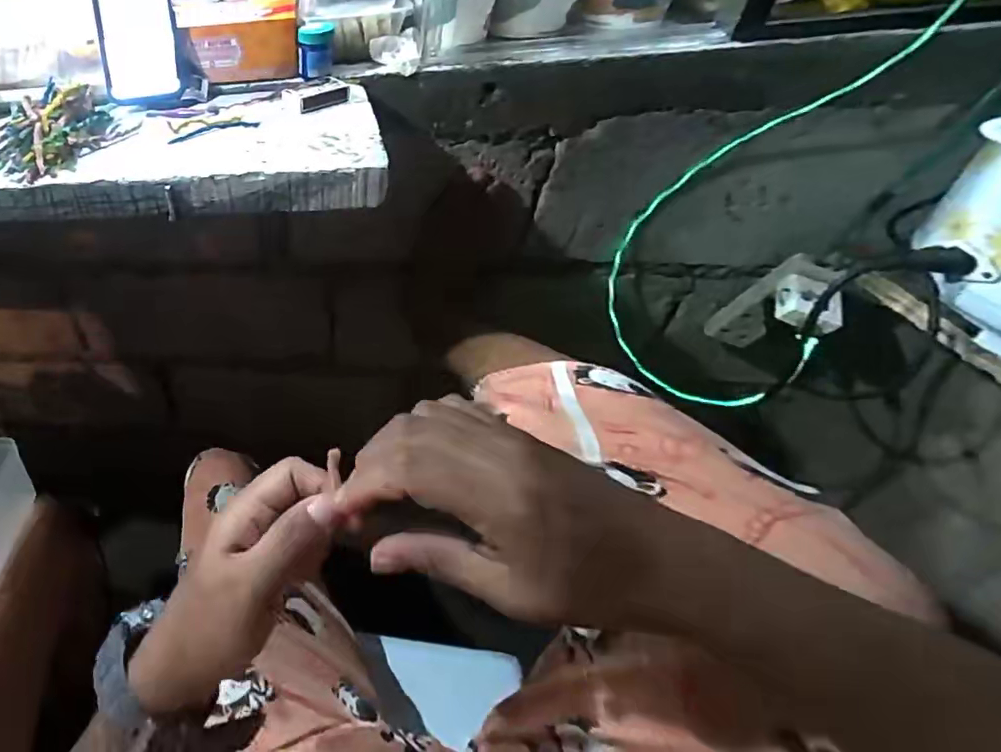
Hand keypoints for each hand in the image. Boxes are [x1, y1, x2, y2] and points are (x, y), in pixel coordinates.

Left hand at [128, 457, 336, 715]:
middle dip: (327, 510)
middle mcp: (254, 516)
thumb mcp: (252, 582)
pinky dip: (312, 555)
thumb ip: (290, 539)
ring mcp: (260, 540)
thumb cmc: (212, 624)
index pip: (291, 471)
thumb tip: (332, 501)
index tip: (351, 518)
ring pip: (303, 518)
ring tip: (321, 566)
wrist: (182, 668)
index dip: (323, 484)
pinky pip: (299, 545)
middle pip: (300, 491)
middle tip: (349, 542)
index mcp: (245, 509)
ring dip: (321, 535)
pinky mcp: (268, 564)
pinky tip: (310, 578)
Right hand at [335, 396, 697, 629]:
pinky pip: (448, 407)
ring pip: (421, 414)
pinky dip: (419, 424)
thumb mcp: (511, 591)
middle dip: (368, 463)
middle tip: (357, 500)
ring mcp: (502, 430)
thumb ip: (437, 559)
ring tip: (383, 480)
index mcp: (494, 492)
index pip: (404, 469)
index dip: (362, 485)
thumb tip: (373, 553)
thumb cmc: (588, 587)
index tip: (339, 511)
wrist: (661, 557)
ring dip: (390, 441)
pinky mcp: (510, 426)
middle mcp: (491, 447)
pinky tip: (421, 454)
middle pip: (405, 433)